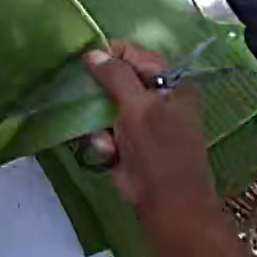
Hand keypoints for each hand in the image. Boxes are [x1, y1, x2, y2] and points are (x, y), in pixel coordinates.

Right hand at [83, 41, 254, 256]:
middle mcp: (155, 97)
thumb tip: (91, 53)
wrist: (165, 203)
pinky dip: (100, 140)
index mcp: (170, 82)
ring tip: (105, 140)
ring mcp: (139, 120)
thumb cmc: (159, 151)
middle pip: (113, 79)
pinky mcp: (124, 141)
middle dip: (98, 94)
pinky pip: (100, 128)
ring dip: (97, 122)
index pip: (133, 53)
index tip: (87, 66)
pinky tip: (106, 153)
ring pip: (101, 105)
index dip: (109, 57)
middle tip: (88, 102)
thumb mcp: (138, 108)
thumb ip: (115, 76)